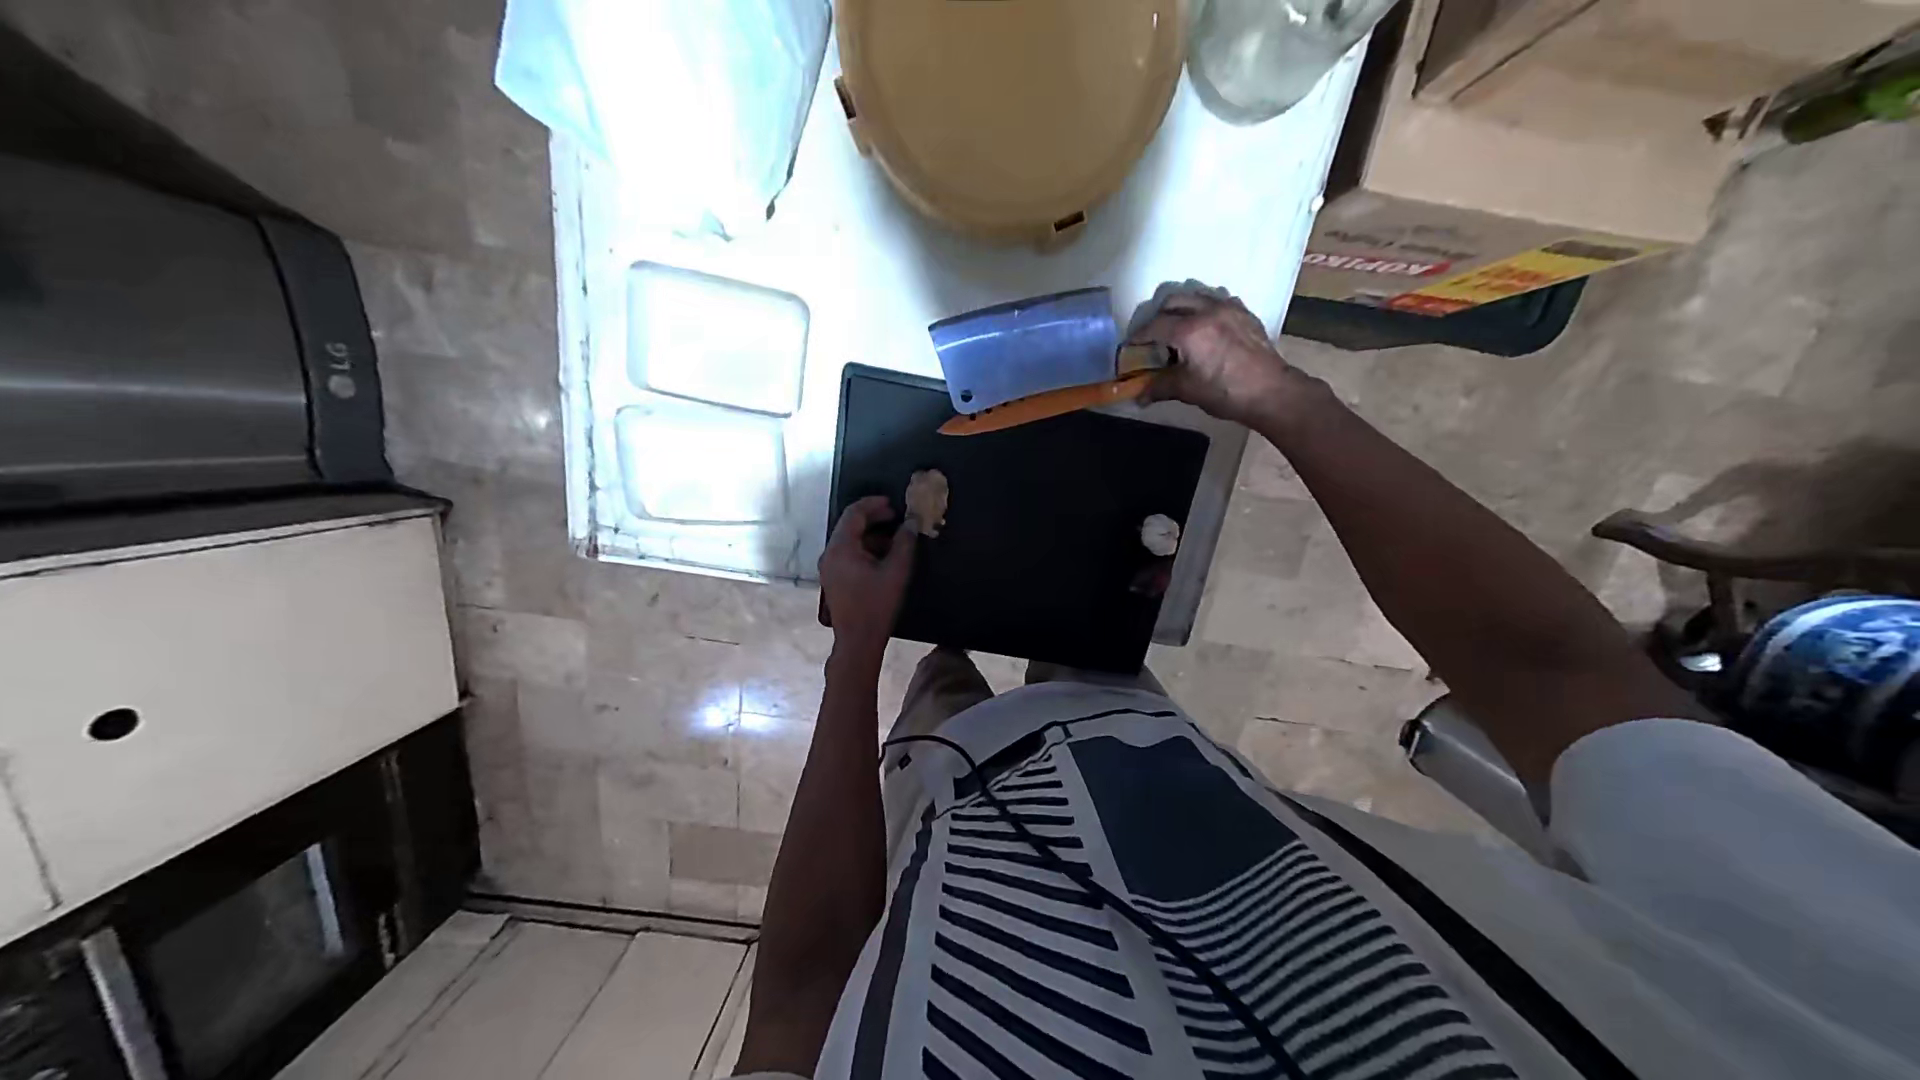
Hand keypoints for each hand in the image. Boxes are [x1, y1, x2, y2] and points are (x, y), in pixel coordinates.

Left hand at [819, 496, 916, 658]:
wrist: (858, 641)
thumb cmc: (876, 606)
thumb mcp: (896, 572)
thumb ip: (904, 543)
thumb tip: (911, 524)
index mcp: (841, 548)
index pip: (854, 513)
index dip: (873, 504)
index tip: (892, 502)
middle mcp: (830, 554)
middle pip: (849, 525)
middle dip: (873, 518)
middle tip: (896, 517)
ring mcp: (829, 567)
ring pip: (849, 540)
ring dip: (871, 535)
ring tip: (895, 539)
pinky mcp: (834, 579)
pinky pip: (848, 554)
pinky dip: (865, 549)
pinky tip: (884, 557)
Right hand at [1128, 287, 1304, 426]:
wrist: (1270, 392)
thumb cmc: (1225, 392)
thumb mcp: (1187, 390)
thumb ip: (1159, 387)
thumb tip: (1139, 397)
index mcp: (1189, 331)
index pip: (1154, 326)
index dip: (1139, 336)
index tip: (1131, 346)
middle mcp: (1208, 311)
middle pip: (1173, 302)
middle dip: (1159, 316)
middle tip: (1154, 336)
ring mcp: (1229, 308)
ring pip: (1197, 296)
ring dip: (1182, 308)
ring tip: (1179, 328)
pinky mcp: (1244, 313)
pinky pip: (1218, 301)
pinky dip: (1205, 309)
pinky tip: (1206, 327)